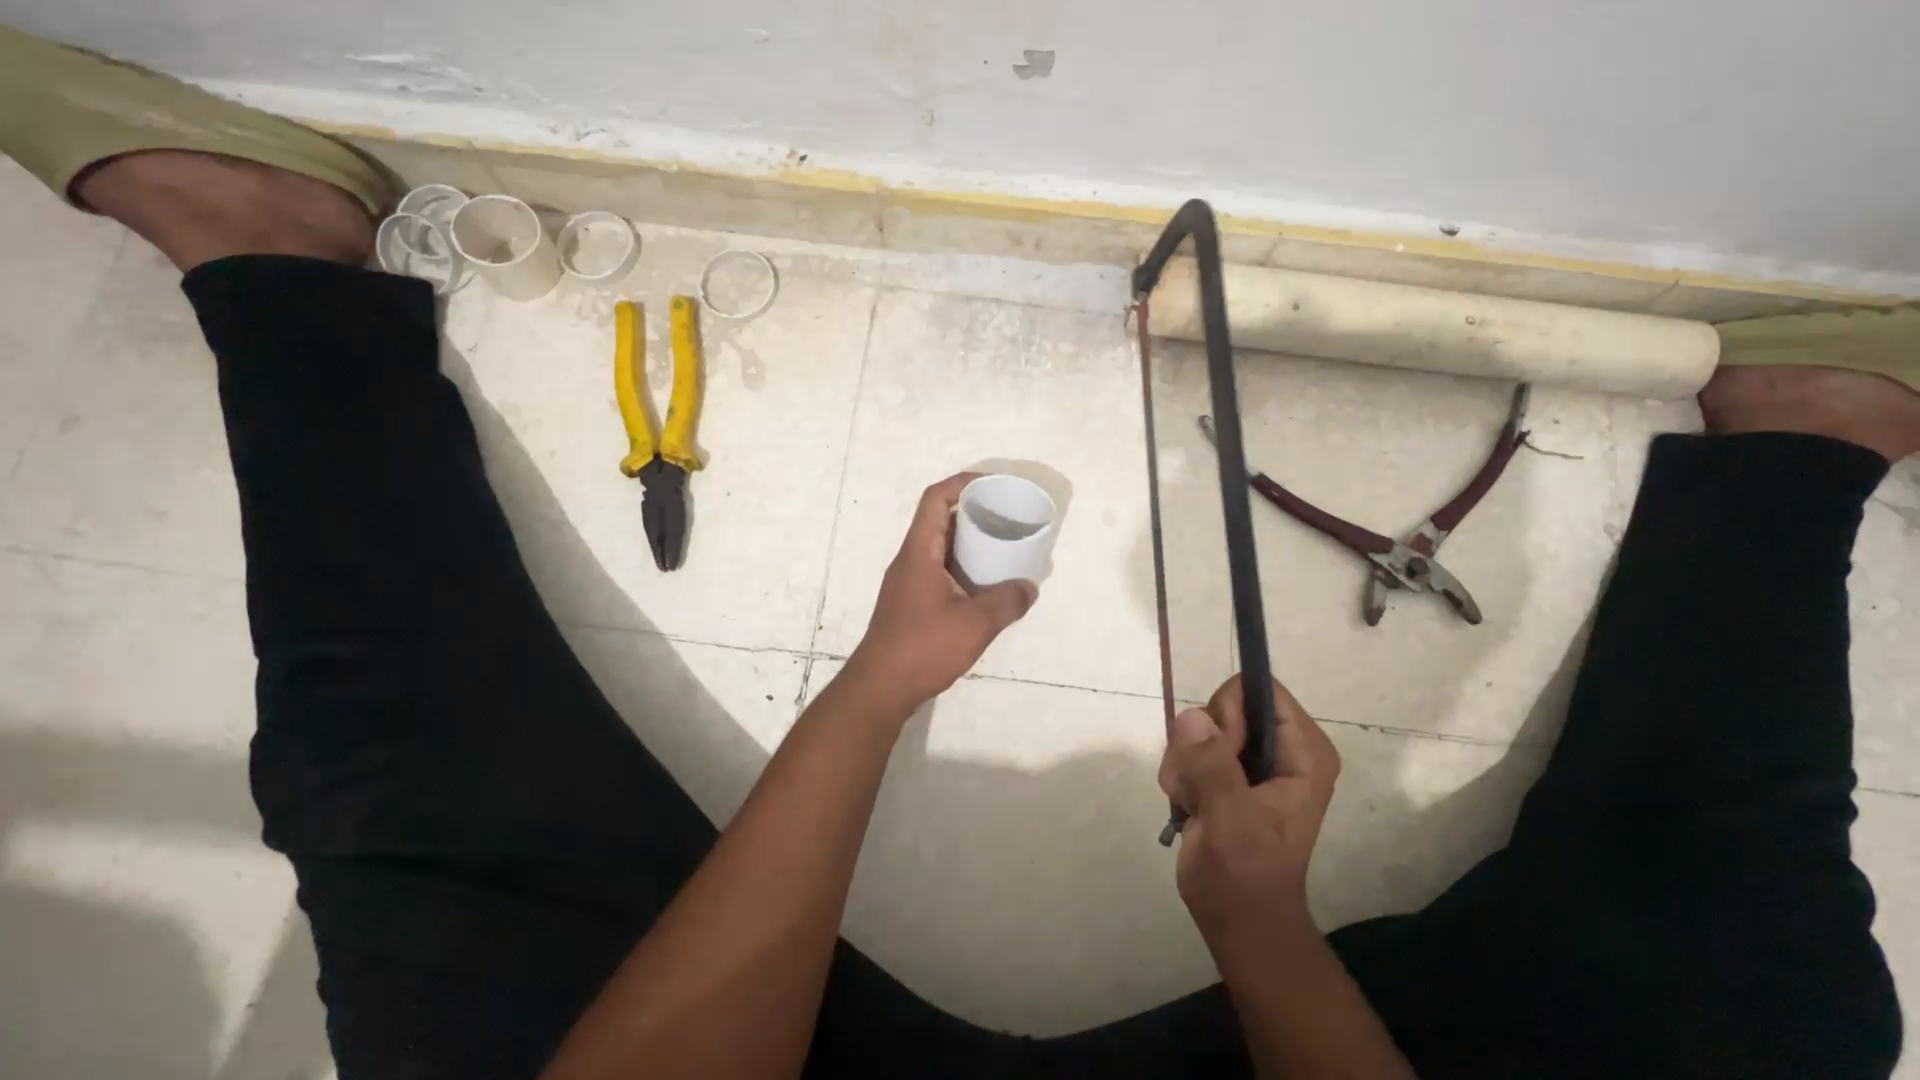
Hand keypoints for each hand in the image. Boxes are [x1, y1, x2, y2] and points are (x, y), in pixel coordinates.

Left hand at [844, 473, 1038, 709]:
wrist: (880, 689)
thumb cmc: (923, 647)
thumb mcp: (975, 624)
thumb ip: (1007, 602)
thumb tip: (1029, 588)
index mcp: (919, 553)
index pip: (935, 499)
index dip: (962, 483)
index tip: (993, 485)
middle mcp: (910, 561)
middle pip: (940, 521)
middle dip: (974, 514)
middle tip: (1008, 519)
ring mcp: (908, 585)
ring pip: (942, 550)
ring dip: (971, 546)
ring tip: (1005, 551)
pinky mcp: (912, 606)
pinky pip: (941, 574)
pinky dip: (964, 572)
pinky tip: (988, 589)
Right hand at [1158, 674, 1339, 933]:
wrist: (1237, 920)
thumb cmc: (1246, 875)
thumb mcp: (1233, 820)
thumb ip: (1213, 766)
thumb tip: (1191, 717)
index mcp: (1304, 752)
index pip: (1261, 691)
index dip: (1231, 714)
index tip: (1220, 753)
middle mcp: (1281, 748)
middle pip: (1225, 705)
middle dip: (1201, 743)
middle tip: (1204, 787)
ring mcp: (1251, 760)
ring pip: (1200, 727)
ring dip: (1185, 763)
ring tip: (1196, 804)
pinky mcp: (1225, 773)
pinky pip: (1188, 748)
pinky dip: (1180, 775)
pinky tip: (1190, 807)